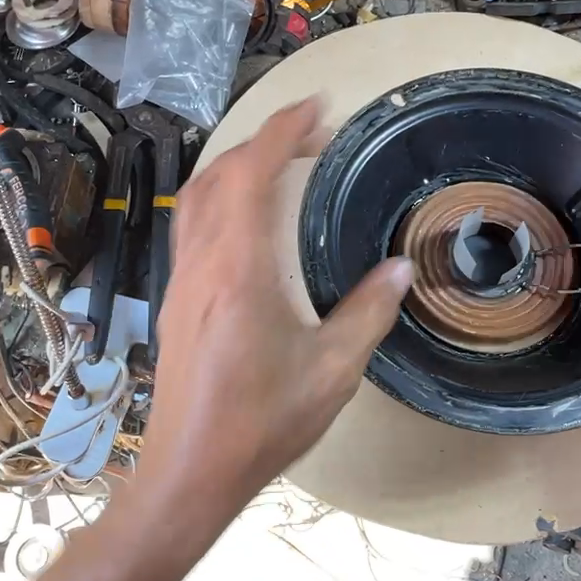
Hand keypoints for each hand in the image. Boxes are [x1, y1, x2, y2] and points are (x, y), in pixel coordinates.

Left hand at [136, 99, 412, 520]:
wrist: (189, 471)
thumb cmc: (261, 424)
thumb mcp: (333, 371)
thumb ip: (369, 311)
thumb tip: (403, 268)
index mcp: (240, 270)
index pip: (253, 174)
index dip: (284, 131)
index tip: (318, 109)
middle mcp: (203, 263)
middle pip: (220, 173)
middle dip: (265, 141)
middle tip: (314, 137)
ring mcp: (182, 280)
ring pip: (197, 196)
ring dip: (236, 165)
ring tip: (282, 163)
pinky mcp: (177, 299)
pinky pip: (193, 224)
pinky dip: (221, 196)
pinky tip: (249, 217)